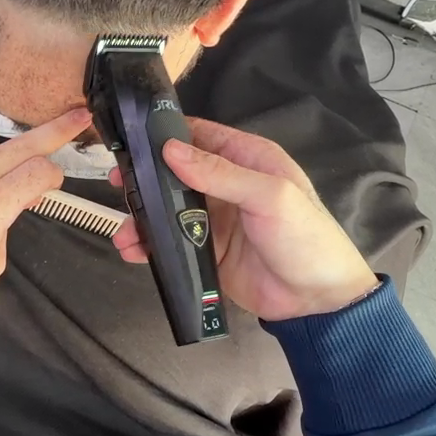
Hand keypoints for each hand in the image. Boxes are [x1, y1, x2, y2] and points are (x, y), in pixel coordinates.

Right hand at [111, 118, 378, 320]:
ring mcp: (213, 219)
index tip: (131, 140)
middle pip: (174, 172)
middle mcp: (226, 184)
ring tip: (124, 232)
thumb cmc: (304, 238)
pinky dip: (149, 246)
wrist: (317, 302)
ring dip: (142, 218)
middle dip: (144, 179)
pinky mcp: (204, 250)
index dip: (164, 134)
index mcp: (246, 158)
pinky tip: (133, 251)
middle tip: (118, 184)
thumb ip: (220, 173)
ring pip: (166, 209)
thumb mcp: (269, 197)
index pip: (198, 135)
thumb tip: (170, 149)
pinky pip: (169, 242)